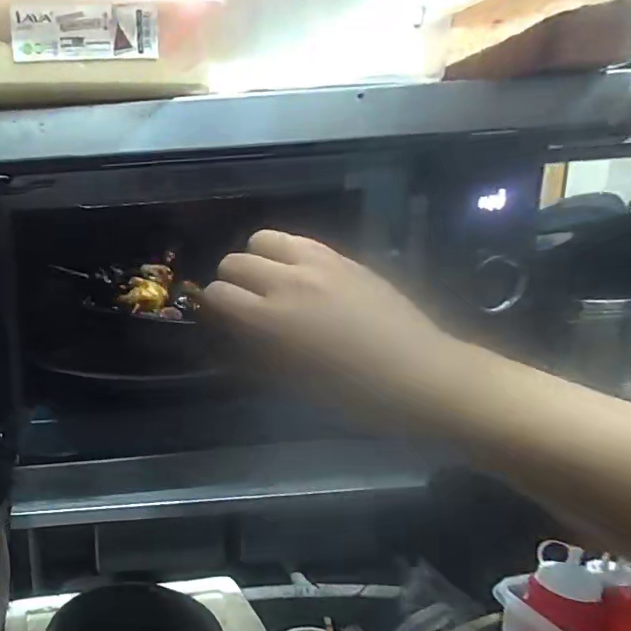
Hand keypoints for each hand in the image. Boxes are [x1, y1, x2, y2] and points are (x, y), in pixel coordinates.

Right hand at [206, 230, 472, 416]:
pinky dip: (288, 254)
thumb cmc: (350, 392)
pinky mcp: (345, 258)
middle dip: (229, 280)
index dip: (212, 305)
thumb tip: (230, 330)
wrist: (419, 374)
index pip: (218, 293)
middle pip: (235, 261)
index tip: (220, 318)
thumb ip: (252, 349)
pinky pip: (300, 242)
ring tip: (270, 279)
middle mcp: (289, 281)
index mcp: (271, 317)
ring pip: (264, 238)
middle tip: (243, 300)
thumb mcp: (290, 380)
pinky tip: (302, 277)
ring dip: (257, 258)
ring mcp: (320, 264)